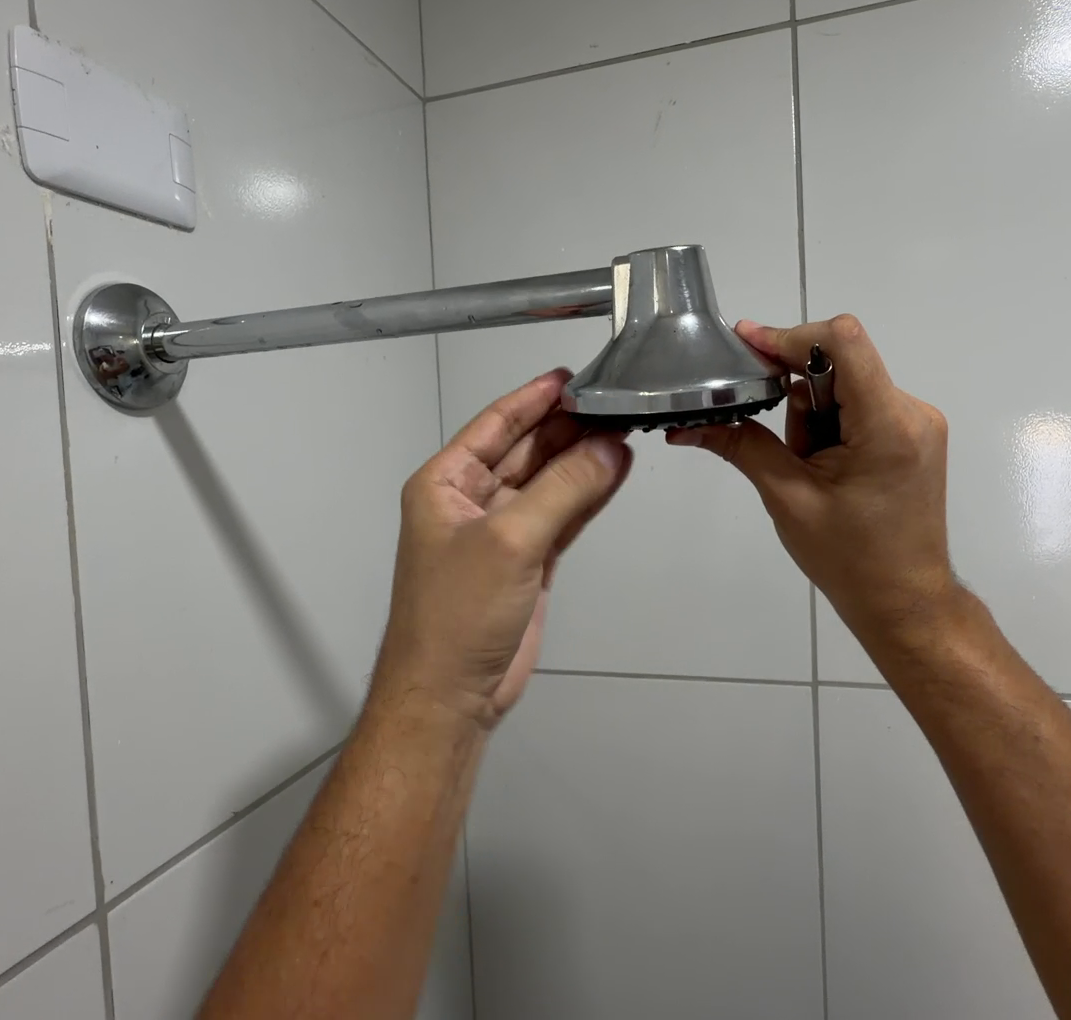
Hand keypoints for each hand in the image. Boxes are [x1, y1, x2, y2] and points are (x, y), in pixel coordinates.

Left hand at [373, 369, 632, 727]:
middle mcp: (471, 501)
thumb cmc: (458, 614)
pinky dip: (588, 496)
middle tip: (615, 402)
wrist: (450, 694)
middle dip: (568, 428)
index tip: (573, 377)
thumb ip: (562, 490)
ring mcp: (502, 532)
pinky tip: (617, 472)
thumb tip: (610, 447)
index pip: (495, 426)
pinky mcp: (528, 561)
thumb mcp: (508, 541)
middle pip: (526, 451)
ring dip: (584, 460)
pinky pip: (562, 516)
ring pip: (549, 483)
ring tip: (626, 429)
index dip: (533, 399)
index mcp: (444, 484)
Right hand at [667, 315, 959, 648]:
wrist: (903, 601)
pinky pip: (860, 405)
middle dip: (797, 396)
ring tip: (811, 472)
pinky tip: (824, 468)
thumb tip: (687, 424)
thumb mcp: (787, 498)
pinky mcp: (912, 435)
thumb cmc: (848, 558)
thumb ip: (742, 446)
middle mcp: (912, 411)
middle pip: (840, 365)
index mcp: (887, 425)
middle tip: (785, 448)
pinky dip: (830, 425)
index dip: (790, 336)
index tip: (747, 346)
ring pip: (846, 386)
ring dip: (813, 417)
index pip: (843, 342)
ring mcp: (917, 422)